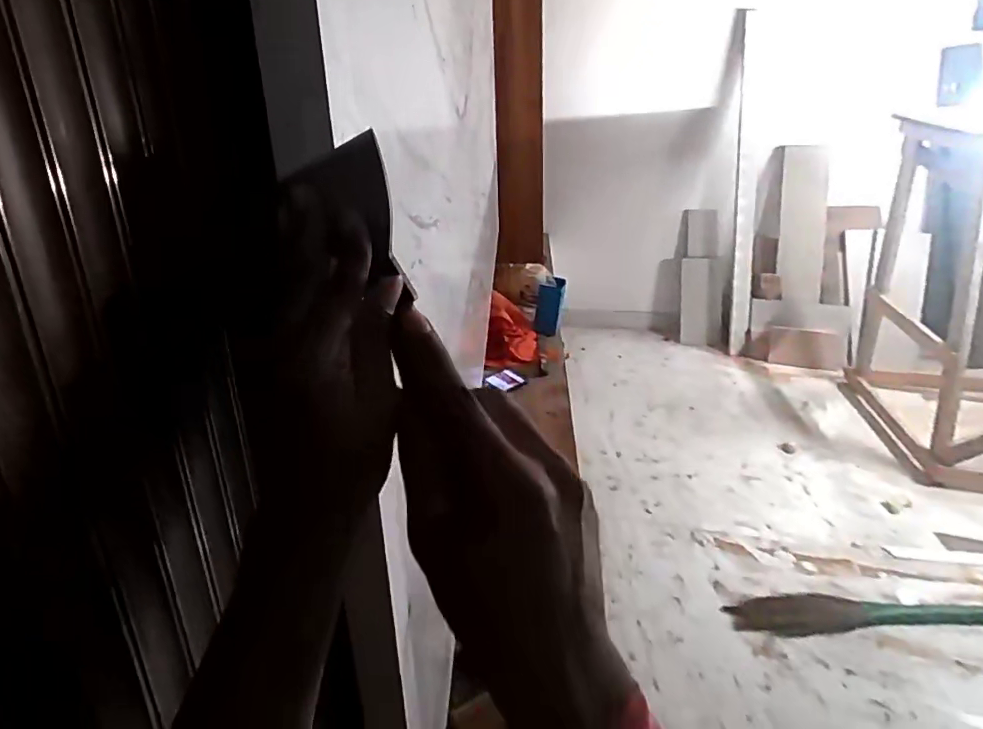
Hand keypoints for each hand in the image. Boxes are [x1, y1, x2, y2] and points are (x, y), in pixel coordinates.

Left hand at [251, 186, 401, 529]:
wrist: (301, 503)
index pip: (338, 287)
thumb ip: (376, 336)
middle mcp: (282, 343)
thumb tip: (387, 285)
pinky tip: (283, 258)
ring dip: (284, 247)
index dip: (352, 251)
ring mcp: (264, 351)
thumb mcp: (379, 400)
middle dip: (303, 232)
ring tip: (287, 208)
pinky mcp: (259, 360)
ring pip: (275, 287)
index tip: (359, 218)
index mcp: (316, 354)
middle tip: (305, 192)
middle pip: (296, 275)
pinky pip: (270, 307)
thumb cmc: (353, 460)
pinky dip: (279, 279)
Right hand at [393, 308, 634, 728]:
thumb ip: (423, 465)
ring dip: (468, 412)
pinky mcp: (576, 482)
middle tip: (408, 387)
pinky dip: (492, 435)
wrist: (564, 669)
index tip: (405, 313)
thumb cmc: (484, 614)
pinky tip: (477, 465)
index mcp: (507, 483)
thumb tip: (406, 405)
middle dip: (444, 388)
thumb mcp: (433, 542)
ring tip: (441, 437)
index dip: (426, 355)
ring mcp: (568, 471)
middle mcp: (546, 462)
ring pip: (506, 416)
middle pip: (483, 401)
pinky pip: (525, 438)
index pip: (455, 400)